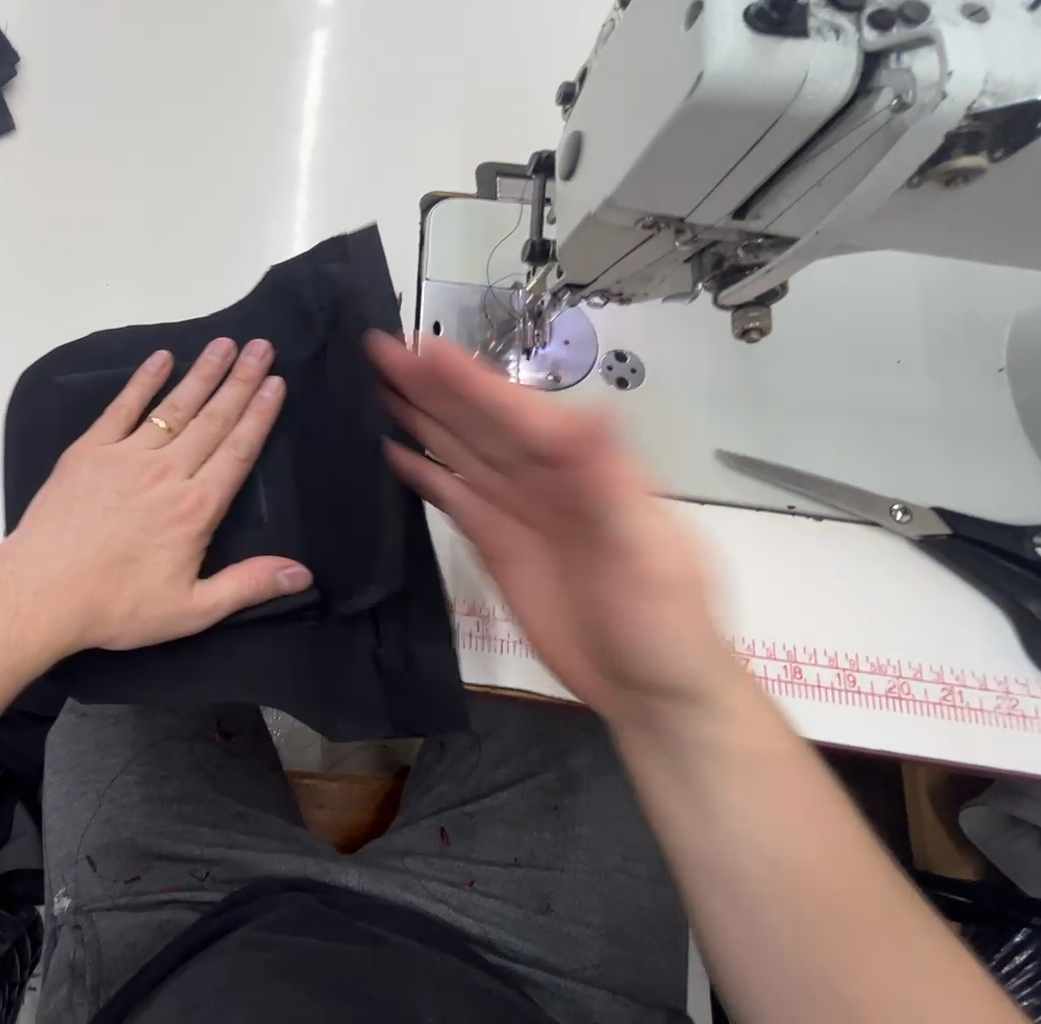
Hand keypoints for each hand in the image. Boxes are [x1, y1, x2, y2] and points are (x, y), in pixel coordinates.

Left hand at [0, 337, 312, 656]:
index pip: (237, 451)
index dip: (260, 415)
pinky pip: (121, 407)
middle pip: (213, 419)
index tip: (277, 382)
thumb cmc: (117, 606)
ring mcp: (125, 456)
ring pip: (173, 407)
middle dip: (241, 381)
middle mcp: (167, 472)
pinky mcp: (89, 451)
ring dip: (202, 373)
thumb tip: (302, 573)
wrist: (42, 593)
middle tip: (262, 347)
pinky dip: (142, 382)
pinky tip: (160, 359)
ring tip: (223, 344)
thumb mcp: (191, 610)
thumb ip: (247, 585)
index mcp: (196, 509)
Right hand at [367, 332, 737, 726]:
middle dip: (431, 386)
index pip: (518, 415)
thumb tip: (591, 414)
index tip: (424, 349)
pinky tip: (392, 451)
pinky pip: (452, 495)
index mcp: (585, 470)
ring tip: (377, 387)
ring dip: (420, 417)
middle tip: (381, 351)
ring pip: (459, 451)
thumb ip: (613, 486)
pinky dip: (422, 471)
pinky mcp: (494, 541)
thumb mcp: (649, 554)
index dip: (470, 382)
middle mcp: (544, 478)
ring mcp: (516, 508)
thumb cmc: (663, 624)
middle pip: (478, 423)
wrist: (651, 690)